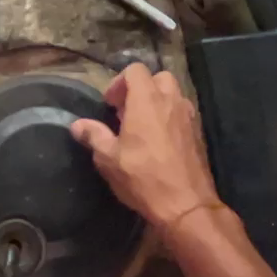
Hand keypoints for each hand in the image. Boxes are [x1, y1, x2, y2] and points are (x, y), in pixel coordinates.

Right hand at [71, 63, 222, 235]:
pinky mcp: (198, 133)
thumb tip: (77, 125)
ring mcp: (188, 116)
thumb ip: (94, 136)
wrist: (186, 206)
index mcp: (147, 100)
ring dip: (157, 102)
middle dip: (141, 89)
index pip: (135, 70)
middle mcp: (171, 101)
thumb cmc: (143, 178)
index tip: (110, 105)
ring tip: (142, 127)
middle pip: (157, 78)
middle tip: (126, 112)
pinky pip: (182, 113)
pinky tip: (159, 141)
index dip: (119, 82)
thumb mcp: (109, 159)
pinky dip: (170, 117)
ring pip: (173, 95)